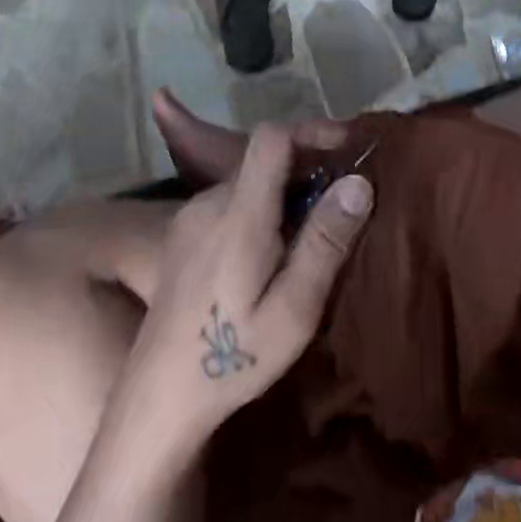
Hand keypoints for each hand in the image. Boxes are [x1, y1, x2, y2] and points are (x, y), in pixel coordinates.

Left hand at [115, 123, 374, 453]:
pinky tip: (274, 249)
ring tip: (314, 229)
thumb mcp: (294, 310)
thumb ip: (324, 241)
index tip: (348, 147)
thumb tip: (359, 182)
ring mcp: (190, 216)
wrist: (161, 391)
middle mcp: (209, 202)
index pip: (271, 138)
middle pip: (262, 158)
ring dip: (284, 190)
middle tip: (343, 200)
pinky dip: (261, 206)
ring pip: (246, 180)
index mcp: (238, 214)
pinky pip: (229, 201)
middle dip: (307, 166)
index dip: (311, 130)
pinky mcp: (182, 233)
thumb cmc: (234, 357)